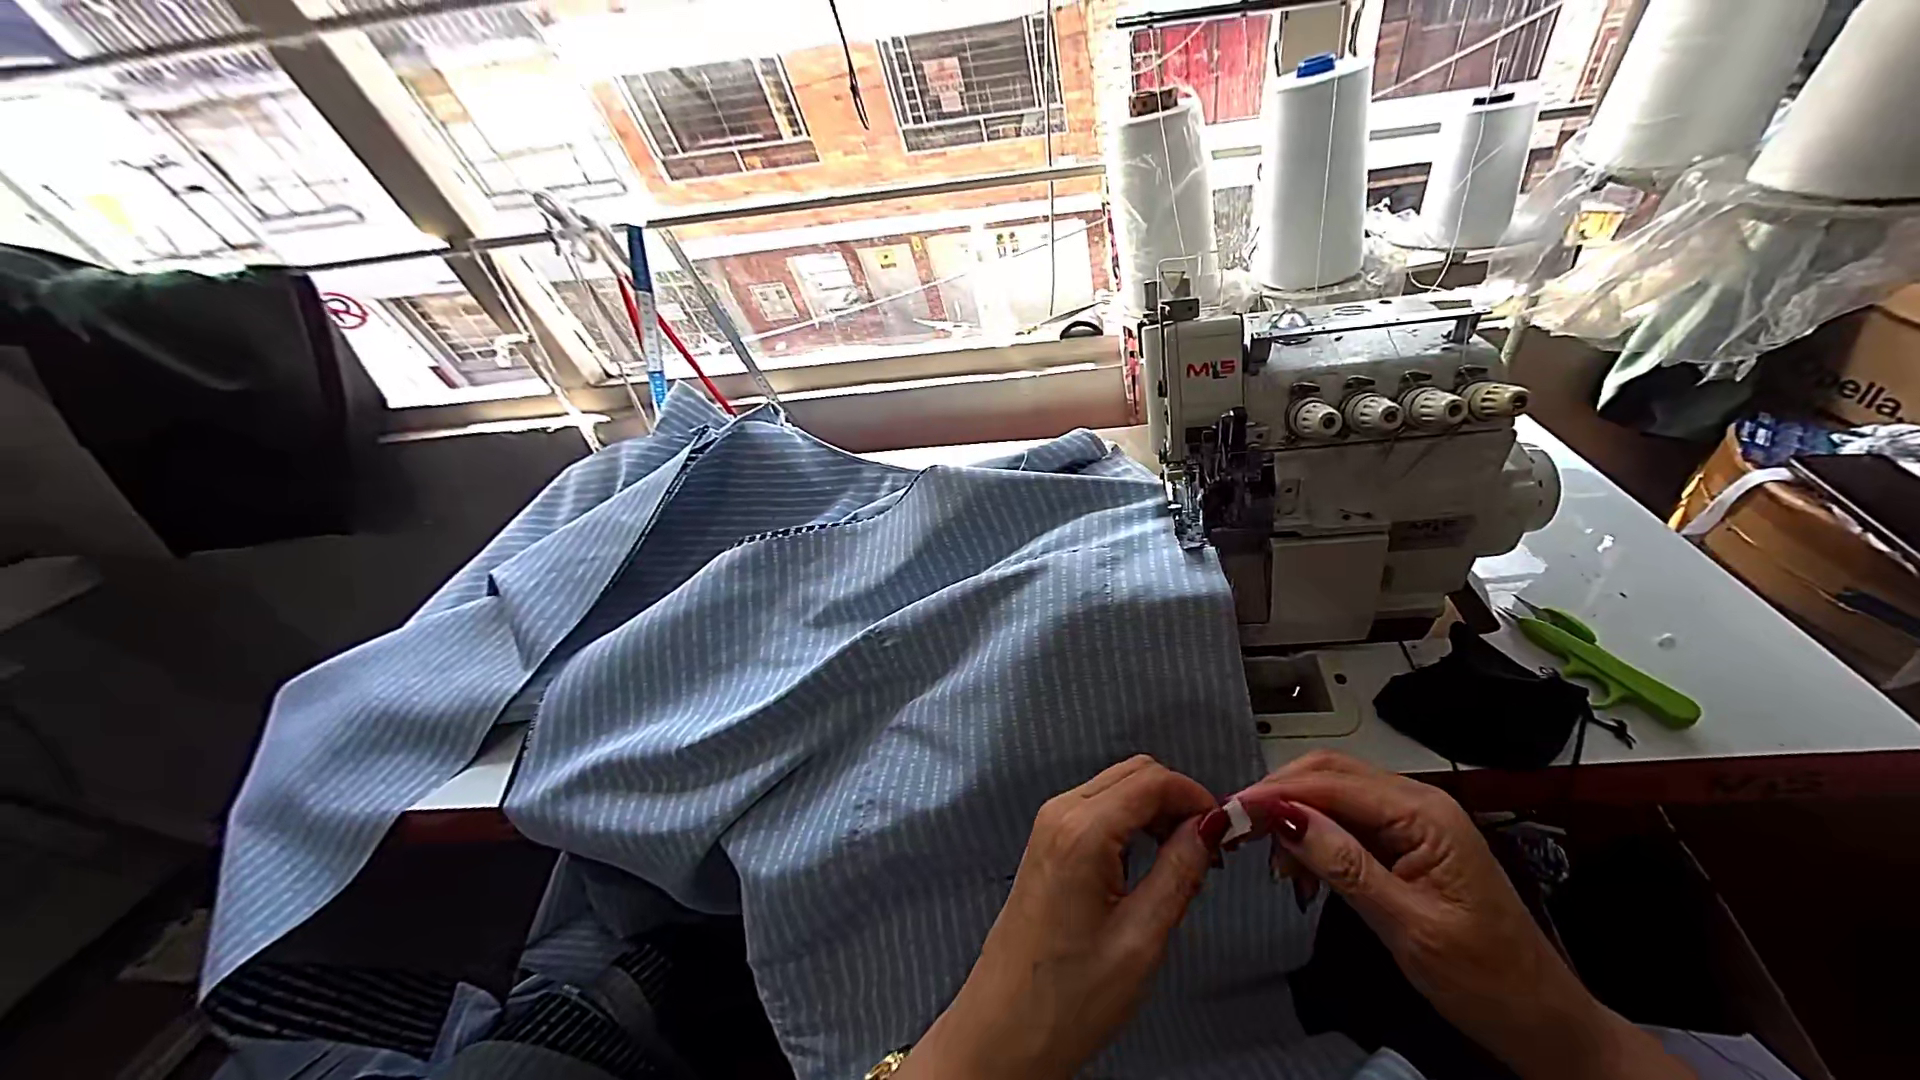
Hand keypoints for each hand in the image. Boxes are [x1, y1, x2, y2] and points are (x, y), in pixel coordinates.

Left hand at [898, 756, 1215, 1079]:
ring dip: (1155, 808)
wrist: (1003, 1027)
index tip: (1226, 828)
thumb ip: (1180, 871)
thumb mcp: (1141, 937)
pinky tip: (1151, 857)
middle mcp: (1060, 811)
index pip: (1151, 780)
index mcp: (1082, 830)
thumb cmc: (1070, 995)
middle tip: (1209, 846)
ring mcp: (1049, 823)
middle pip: (1133, 772)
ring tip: (1186, 857)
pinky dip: (1132, 818)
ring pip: (1116, 785)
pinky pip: (1098, 806)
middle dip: (1177, 798)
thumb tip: (1211, 827)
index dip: (1196, 795)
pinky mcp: (1047, 839)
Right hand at [1218, 751, 1693, 1079]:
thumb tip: (1282, 816)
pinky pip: (1342, 820)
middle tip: (1237, 828)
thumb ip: (1344, 864)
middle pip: (1326, 774)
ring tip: (1275, 864)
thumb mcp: (1409, 925)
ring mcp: (1409, 819)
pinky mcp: (1400, 840)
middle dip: (1277, 796)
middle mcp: (1416, 802)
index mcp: (1425, 814)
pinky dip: (1311, 837)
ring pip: (1329, 794)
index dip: (1275, 792)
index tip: (1229, 812)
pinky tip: (1301, 868)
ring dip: (1292, 818)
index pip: (1331, 783)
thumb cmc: (1486, 980)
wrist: (1543, 1023)